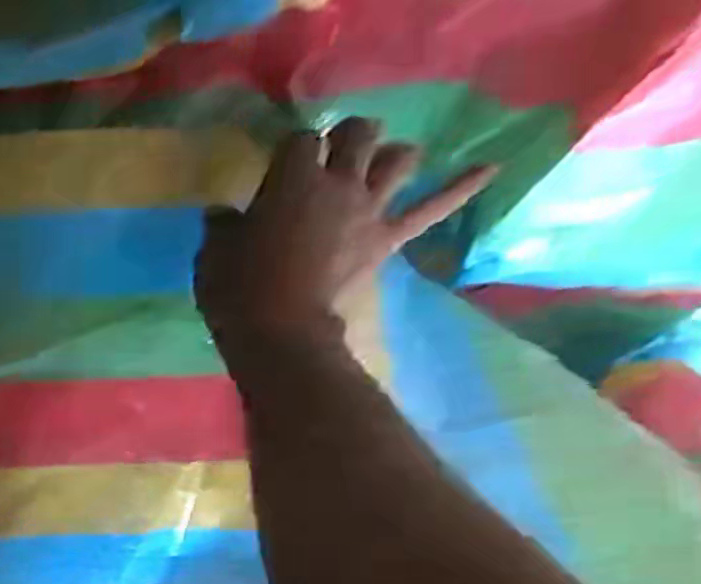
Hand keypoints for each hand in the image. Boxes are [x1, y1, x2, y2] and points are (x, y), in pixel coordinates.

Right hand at [195, 118, 495, 342]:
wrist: (278, 331)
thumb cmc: (236, 291)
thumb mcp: (212, 256)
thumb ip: (222, 227)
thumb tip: (223, 212)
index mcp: (292, 184)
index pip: (299, 141)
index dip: (289, 148)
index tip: (276, 164)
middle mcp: (339, 184)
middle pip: (359, 134)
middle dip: (347, 135)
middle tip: (330, 150)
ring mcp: (369, 210)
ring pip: (400, 158)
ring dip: (390, 154)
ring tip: (377, 163)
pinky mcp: (386, 238)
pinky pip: (433, 207)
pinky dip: (461, 187)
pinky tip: (488, 170)